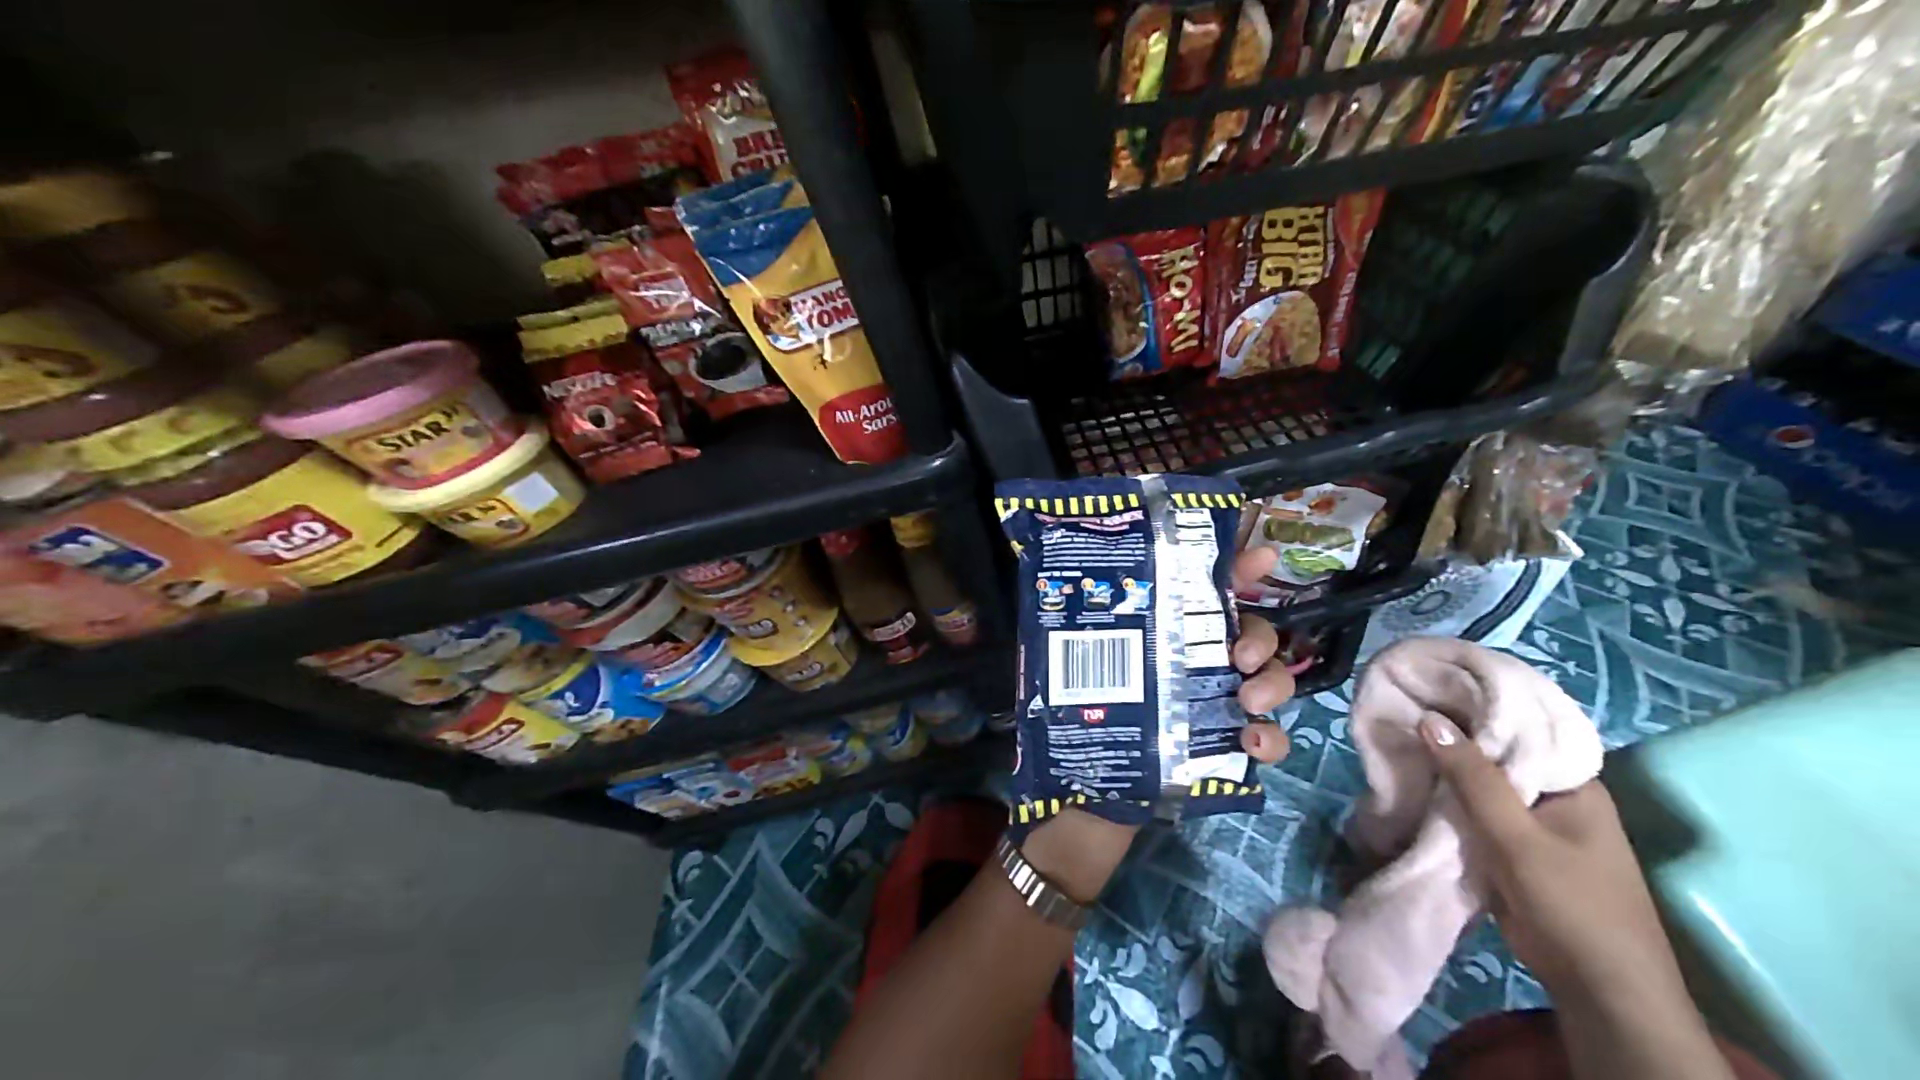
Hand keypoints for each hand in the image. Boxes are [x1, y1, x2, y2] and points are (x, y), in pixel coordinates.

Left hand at [1024, 547, 1296, 900]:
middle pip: (1253, 633)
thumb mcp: (1065, 665)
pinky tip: (1252, 742)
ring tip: (1247, 700)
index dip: (1237, 569)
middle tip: (1240, 654)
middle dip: (1259, 635)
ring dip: (1273, 683)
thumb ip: (1071, 628)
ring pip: (1271, 680)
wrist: (1085, 797)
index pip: (1206, 592)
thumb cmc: (1076, 720)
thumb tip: (1059, 590)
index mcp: (1164, 634)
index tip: (1262, 556)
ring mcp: (1217, 705)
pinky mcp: (1226, 750)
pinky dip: (1272, 739)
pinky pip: (1268, 740)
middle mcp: (1198, 663)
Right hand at [1417, 714, 1692, 1005]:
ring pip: (1481, 781)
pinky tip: (1412, 781)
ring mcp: (1533, 821)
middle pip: (1497, 751)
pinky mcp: (1511, 845)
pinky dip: (1446, 797)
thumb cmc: (1572, 904)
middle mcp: (1554, 794)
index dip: (1477, 702)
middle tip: (1403, 707)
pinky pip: (1474, 809)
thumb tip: (1429, 717)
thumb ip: (1473, 777)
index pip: (1521, 724)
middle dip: (1452, 734)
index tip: (1429, 683)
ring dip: (1445, 767)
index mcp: (1573, 782)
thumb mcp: (1517, 837)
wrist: (1597, 988)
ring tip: (1397, 736)